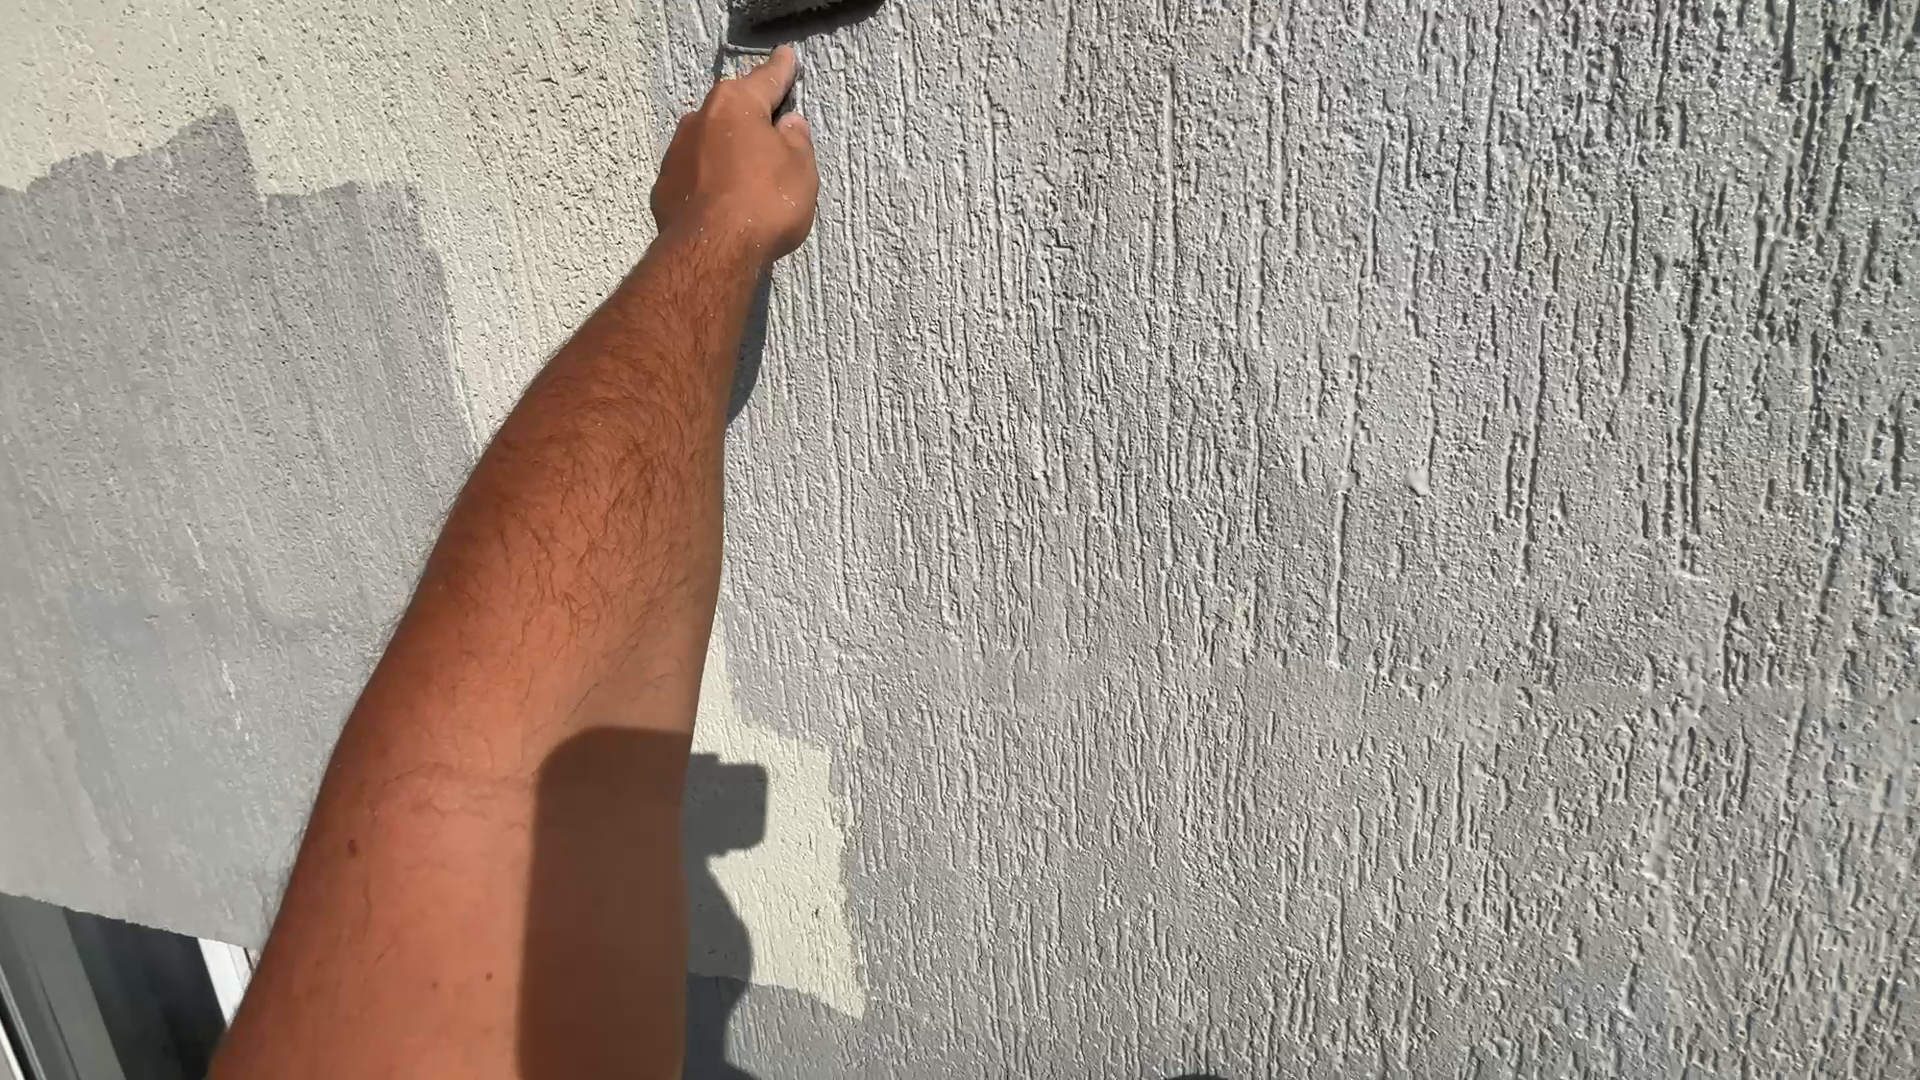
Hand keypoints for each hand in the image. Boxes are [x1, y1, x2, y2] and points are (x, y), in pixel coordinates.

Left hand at [651, 45, 818, 264]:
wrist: (714, 250)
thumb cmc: (765, 204)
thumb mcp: (801, 172)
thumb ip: (797, 143)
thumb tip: (790, 125)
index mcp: (737, 105)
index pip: (766, 81)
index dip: (781, 71)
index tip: (785, 57)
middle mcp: (700, 119)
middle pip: (732, 113)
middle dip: (751, 120)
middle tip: (770, 133)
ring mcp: (676, 153)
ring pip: (709, 145)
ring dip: (727, 155)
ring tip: (745, 181)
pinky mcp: (665, 188)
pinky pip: (694, 178)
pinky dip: (709, 185)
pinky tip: (722, 205)